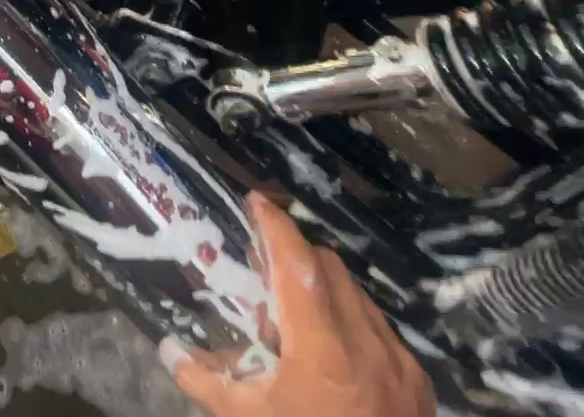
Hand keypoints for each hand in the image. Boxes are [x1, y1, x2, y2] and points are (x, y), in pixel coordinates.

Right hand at [163, 193, 434, 416]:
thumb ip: (202, 378)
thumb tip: (164, 347)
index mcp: (323, 349)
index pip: (298, 266)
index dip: (276, 227)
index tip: (255, 200)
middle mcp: (368, 345)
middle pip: (330, 269)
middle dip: (293, 252)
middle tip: (259, 262)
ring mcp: (400, 363)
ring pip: (357, 294)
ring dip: (320, 284)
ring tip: (289, 310)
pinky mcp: (419, 383)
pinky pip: (379, 326)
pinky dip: (347, 315)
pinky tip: (326, 345)